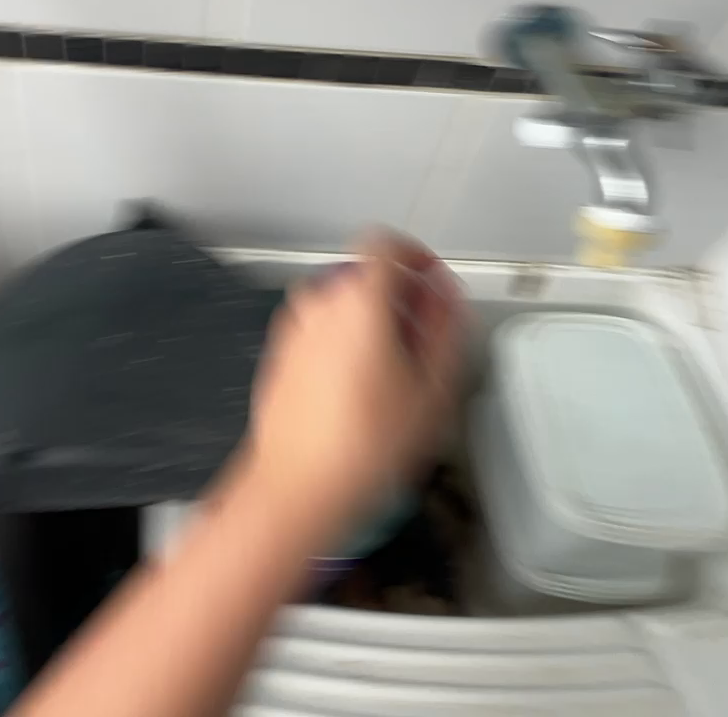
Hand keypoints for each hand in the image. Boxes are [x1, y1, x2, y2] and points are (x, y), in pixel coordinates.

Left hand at [236, 231, 465, 549]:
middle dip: (399, 297)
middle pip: (366, 274)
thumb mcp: (431, 387)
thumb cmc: (362, 444)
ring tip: (394, 370)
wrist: (297, 484)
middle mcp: (319, 302)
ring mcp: (295, 326)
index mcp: (358, 300)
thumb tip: (446, 295)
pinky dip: (344, 338)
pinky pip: (321, 327)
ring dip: (371, 319)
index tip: (430, 280)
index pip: (386, 243)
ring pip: (343, 302)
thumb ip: (446, 326)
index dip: (415, 255)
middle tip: (423, 338)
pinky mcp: (281, 350)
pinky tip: (359, 386)